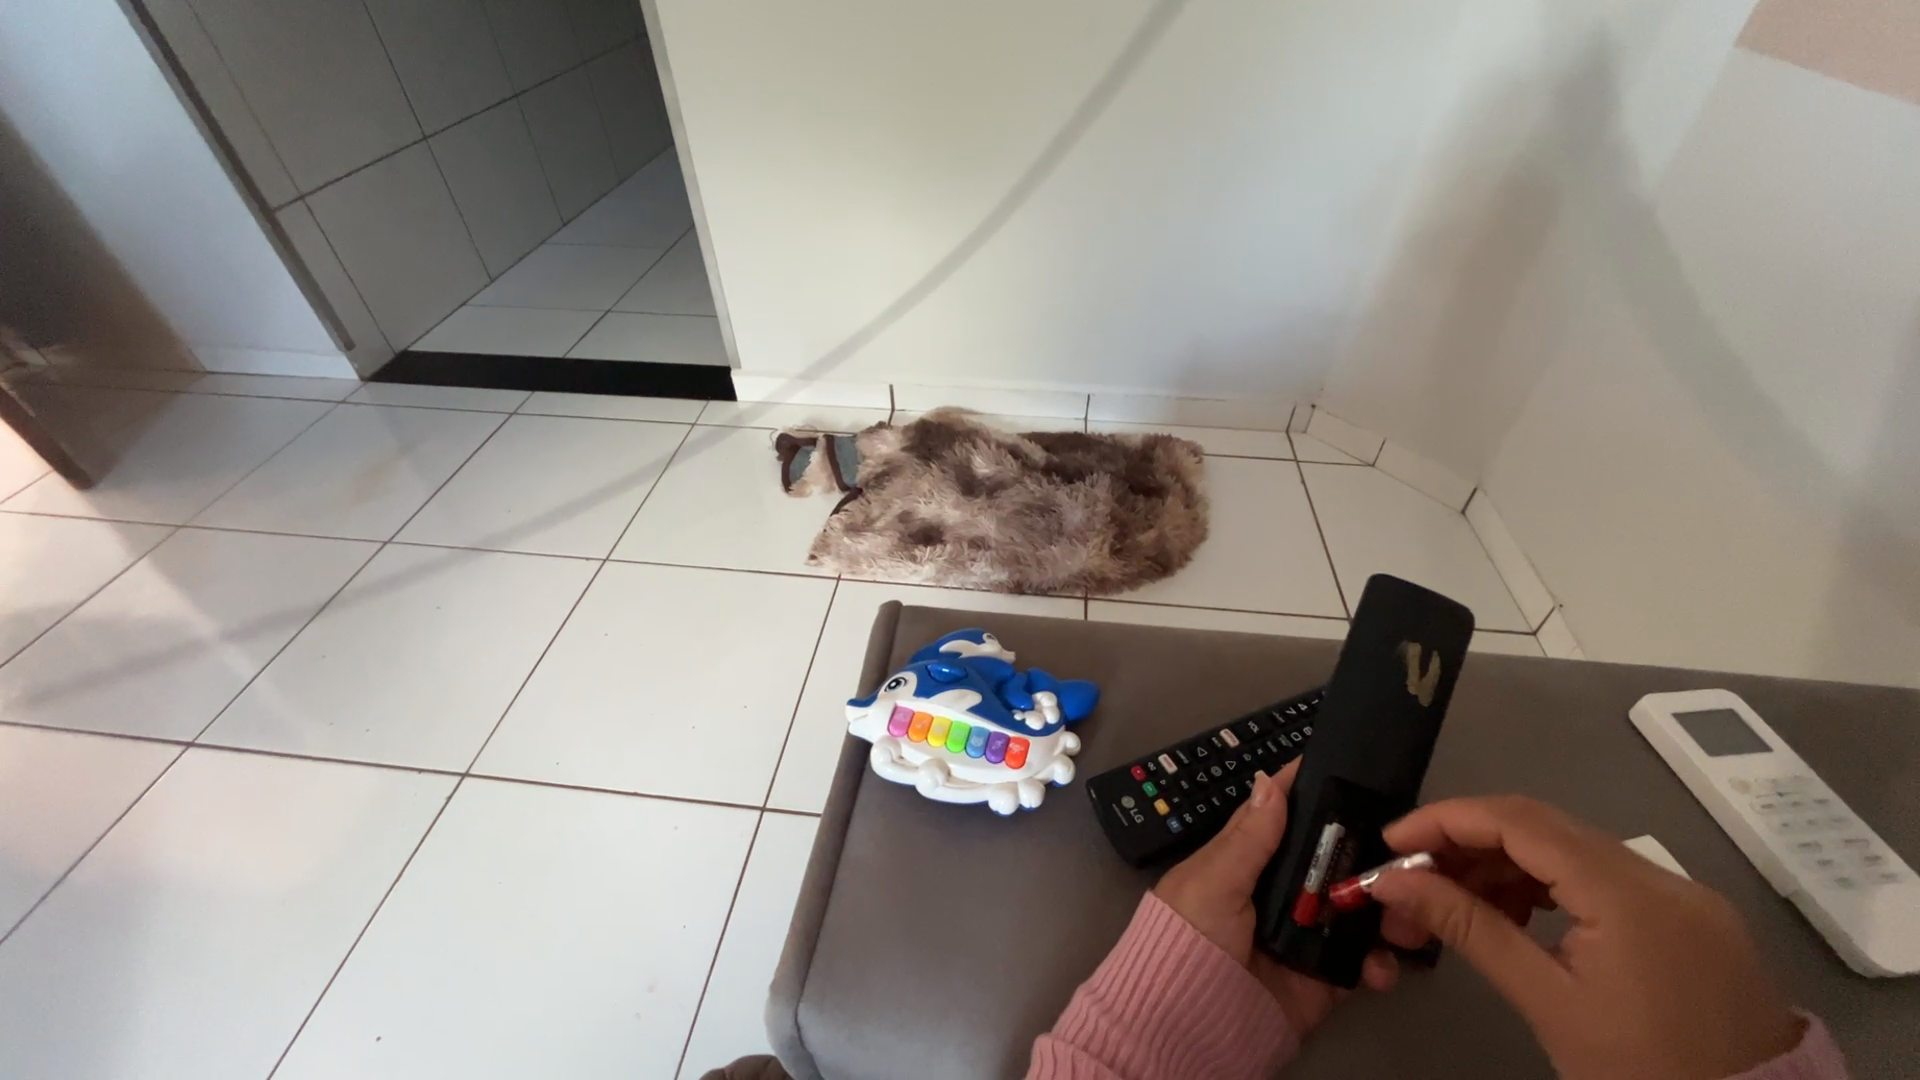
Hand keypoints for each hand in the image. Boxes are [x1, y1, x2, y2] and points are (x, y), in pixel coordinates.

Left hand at [1152, 760, 1415, 1035]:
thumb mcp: (1213, 879)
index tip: (1346, 772)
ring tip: (1406, 906)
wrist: (1189, 1025)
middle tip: (1402, 849)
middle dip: (1362, 854)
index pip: (1279, 819)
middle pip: (1325, 862)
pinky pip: (1358, 962)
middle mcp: (1273, 892)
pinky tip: (1384, 961)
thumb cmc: (1190, 937)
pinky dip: (1377, 962)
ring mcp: (1300, 934)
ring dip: (1380, 907)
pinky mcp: (1321, 977)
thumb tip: (1268, 780)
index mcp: (1241, 861)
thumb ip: (1248, 837)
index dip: (1306, 796)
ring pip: (1350, 908)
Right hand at [1369, 796, 1802, 1079]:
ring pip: (1565, 846)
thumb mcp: (1546, 1001)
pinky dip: (1541, 881)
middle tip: (1413, 872)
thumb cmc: (1645, 1075)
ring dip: (1500, 862)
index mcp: (1630, 894)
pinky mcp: (1687, 917)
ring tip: (1453, 899)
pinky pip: (1596, 874)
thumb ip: (1466, 927)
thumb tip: (1388, 882)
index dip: (1446, 820)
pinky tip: (1510, 912)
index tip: (1393, 842)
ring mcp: (1680, 895)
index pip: (1518, 822)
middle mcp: (1660, 877)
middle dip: (1466, 841)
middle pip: (1540, 826)